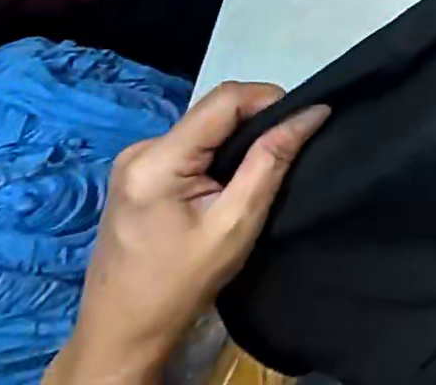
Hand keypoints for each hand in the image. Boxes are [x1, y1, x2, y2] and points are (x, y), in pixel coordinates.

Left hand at [46, 83, 328, 384]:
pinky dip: (221, 148)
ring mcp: (136, 157)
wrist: (121, 336)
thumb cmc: (181, 286)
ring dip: (240, 135)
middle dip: (258, 118)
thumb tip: (313, 111)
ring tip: (264, 162)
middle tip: (288, 145)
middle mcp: (142, 147)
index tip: (301, 122)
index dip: (270, 99)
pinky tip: (231, 176)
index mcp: (157, 159)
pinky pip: (194, 139)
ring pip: (207, 122)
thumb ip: (272, 160)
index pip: (225, 98)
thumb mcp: (237, 223)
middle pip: (216, 108)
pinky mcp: (140, 169)